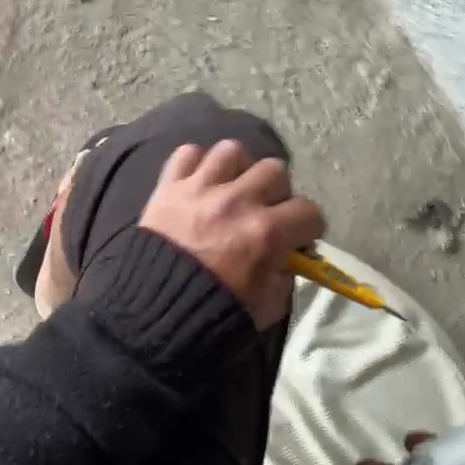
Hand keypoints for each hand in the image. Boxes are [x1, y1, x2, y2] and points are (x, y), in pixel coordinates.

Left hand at [138, 140, 325, 327]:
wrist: (156, 312)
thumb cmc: (216, 313)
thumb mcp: (269, 305)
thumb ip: (285, 273)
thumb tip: (288, 253)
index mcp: (266, 231)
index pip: (308, 211)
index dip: (307, 226)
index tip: (298, 236)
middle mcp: (237, 201)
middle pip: (274, 170)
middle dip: (276, 192)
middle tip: (264, 210)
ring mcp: (200, 188)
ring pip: (231, 151)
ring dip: (237, 169)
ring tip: (231, 188)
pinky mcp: (168, 186)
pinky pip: (187, 154)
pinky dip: (195, 164)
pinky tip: (198, 182)